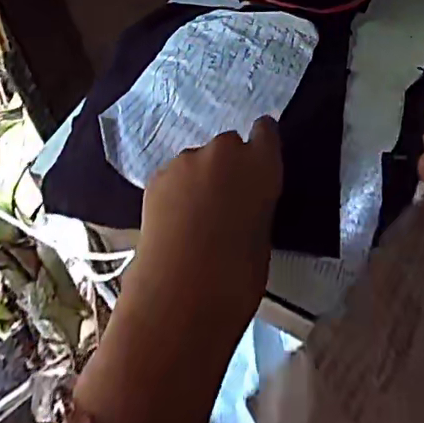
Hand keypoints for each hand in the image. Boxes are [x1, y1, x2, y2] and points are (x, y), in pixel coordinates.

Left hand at [129, 117, 282, 335]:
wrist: (181, 291)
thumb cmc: (238, 275)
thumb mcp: (263, 235)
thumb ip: (256, 204)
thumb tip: (244, 202)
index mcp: (260, 165)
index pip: (266, 131)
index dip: (261, 144)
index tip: (258, 159)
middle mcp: (224, 151)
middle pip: (228, 145)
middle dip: (228, 166)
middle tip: (225, 202)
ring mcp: (186, 159)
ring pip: (198, 161)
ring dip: (199, 179)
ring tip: (195, 218)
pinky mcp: (157, 175)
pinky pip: (174, 176)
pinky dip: (176, 191)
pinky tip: (174, 222)